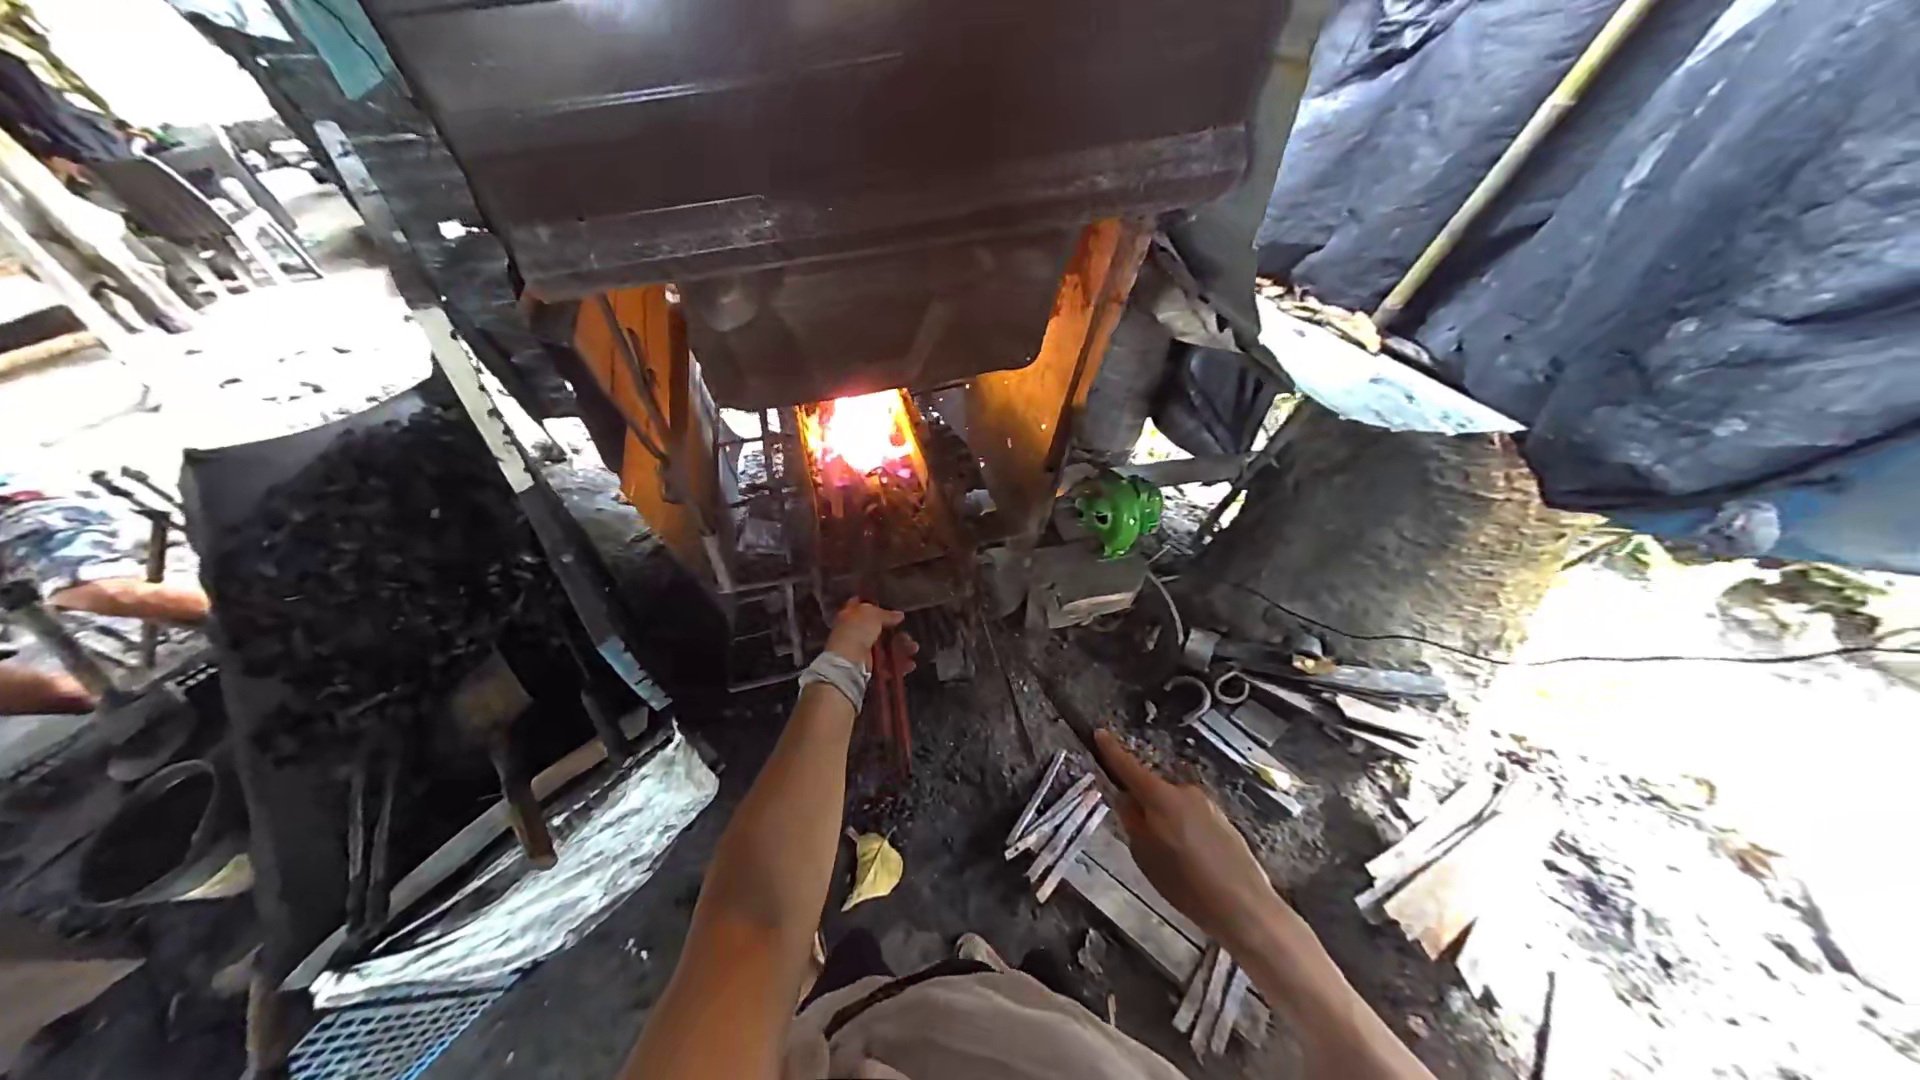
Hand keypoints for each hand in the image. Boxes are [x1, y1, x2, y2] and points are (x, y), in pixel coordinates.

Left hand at [823, 601, 914, 671]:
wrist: (848, 660)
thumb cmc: (857, 630)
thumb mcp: (873, 614)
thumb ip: (887, 614)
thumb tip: (899, 615)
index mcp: (851, 615)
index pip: (863, 606)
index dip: (876, 605)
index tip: (890, 607)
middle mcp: (855, 631)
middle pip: (880, 630)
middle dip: (897, 633)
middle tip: (909, 636)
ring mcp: (862, 649)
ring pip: (886, 647)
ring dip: (902, 648)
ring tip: (914, 649)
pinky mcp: (868, 666)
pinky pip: (886, 663)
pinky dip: (898, 664)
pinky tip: (909, 664)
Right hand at [1095, 728, 1283, 947]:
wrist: (1246, 907)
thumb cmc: (1186, 884)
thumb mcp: (1145, 856)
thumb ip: (1132, 821)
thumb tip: (1125, 797)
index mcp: (1161, 798)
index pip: (1129, 767)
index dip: (1112, 751)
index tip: (1100, 733)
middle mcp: (1185, 792)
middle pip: (1153, 790)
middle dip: (1143, 806)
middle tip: (1143, 841)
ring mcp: (1207, 804)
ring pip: (1173, 806)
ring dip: (1166, 822)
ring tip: (1172, 862)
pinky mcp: (1223, 820)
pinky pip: (1191, 818)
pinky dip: (1184, 831)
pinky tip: (1193, 863)